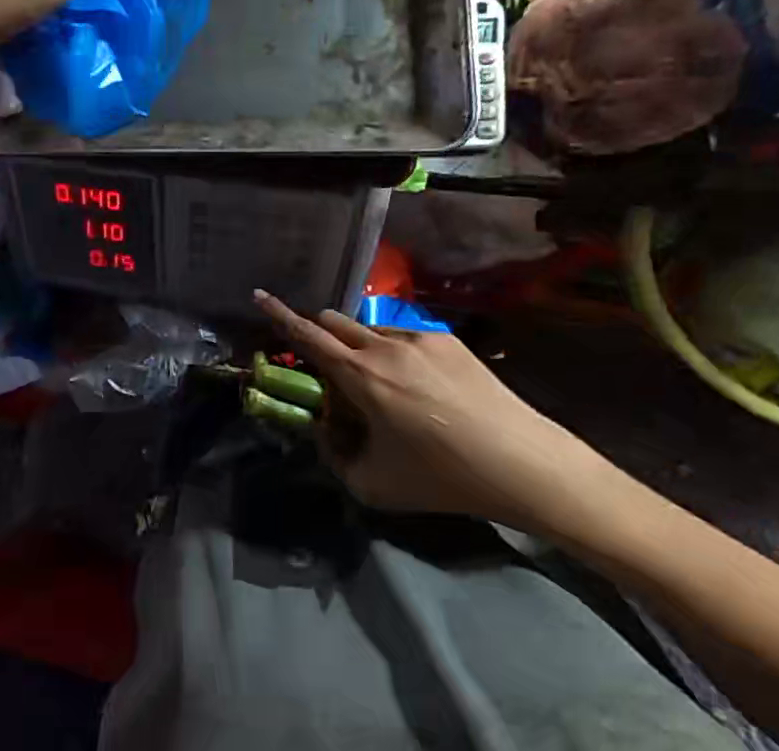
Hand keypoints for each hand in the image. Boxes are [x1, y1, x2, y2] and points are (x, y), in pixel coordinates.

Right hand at [254, 290, 604, 520]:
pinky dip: (393, 354)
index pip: (307, 336)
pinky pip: (404, 338)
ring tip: (385, 390)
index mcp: (360, 376)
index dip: (278, 315)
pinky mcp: (447, 340)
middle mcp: (384, 345)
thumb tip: (326, 427)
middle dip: (318, 336)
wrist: (519, 461)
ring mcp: (419, 338)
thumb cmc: (439, 477)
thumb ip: (333, 453)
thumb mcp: (371, 482)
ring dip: (358, 349)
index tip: (259, 295)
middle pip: (334, 322)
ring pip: (369, 330)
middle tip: (329, 374)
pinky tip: (422, 389)